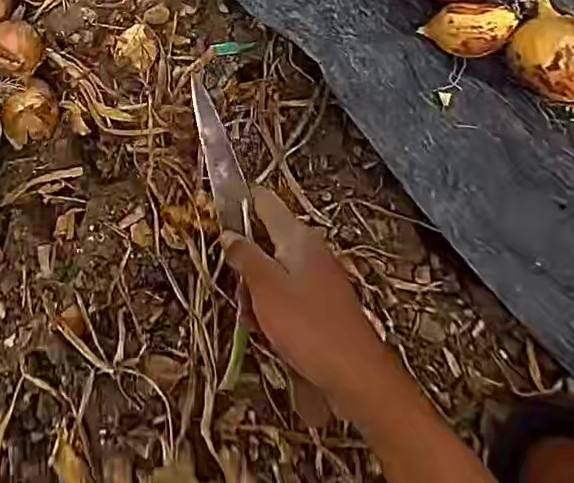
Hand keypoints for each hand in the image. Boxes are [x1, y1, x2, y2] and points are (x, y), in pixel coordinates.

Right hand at [220, 187, 399, 415]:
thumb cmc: (307, 324)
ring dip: (256, 287)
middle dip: (245, 259)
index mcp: (296, 235)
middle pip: (266, 238)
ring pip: (274, 267)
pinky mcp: (321, 300)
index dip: (239, 203)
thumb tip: (228, 233)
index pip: (263, 200)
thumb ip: (244, 255)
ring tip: (249, 317)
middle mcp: (308, 247)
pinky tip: (265, 329)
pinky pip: (287, 290)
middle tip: (236, 287)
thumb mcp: (265, 287)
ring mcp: (317, 274)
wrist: (356, 373)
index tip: (217, 221)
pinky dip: (272, 304)